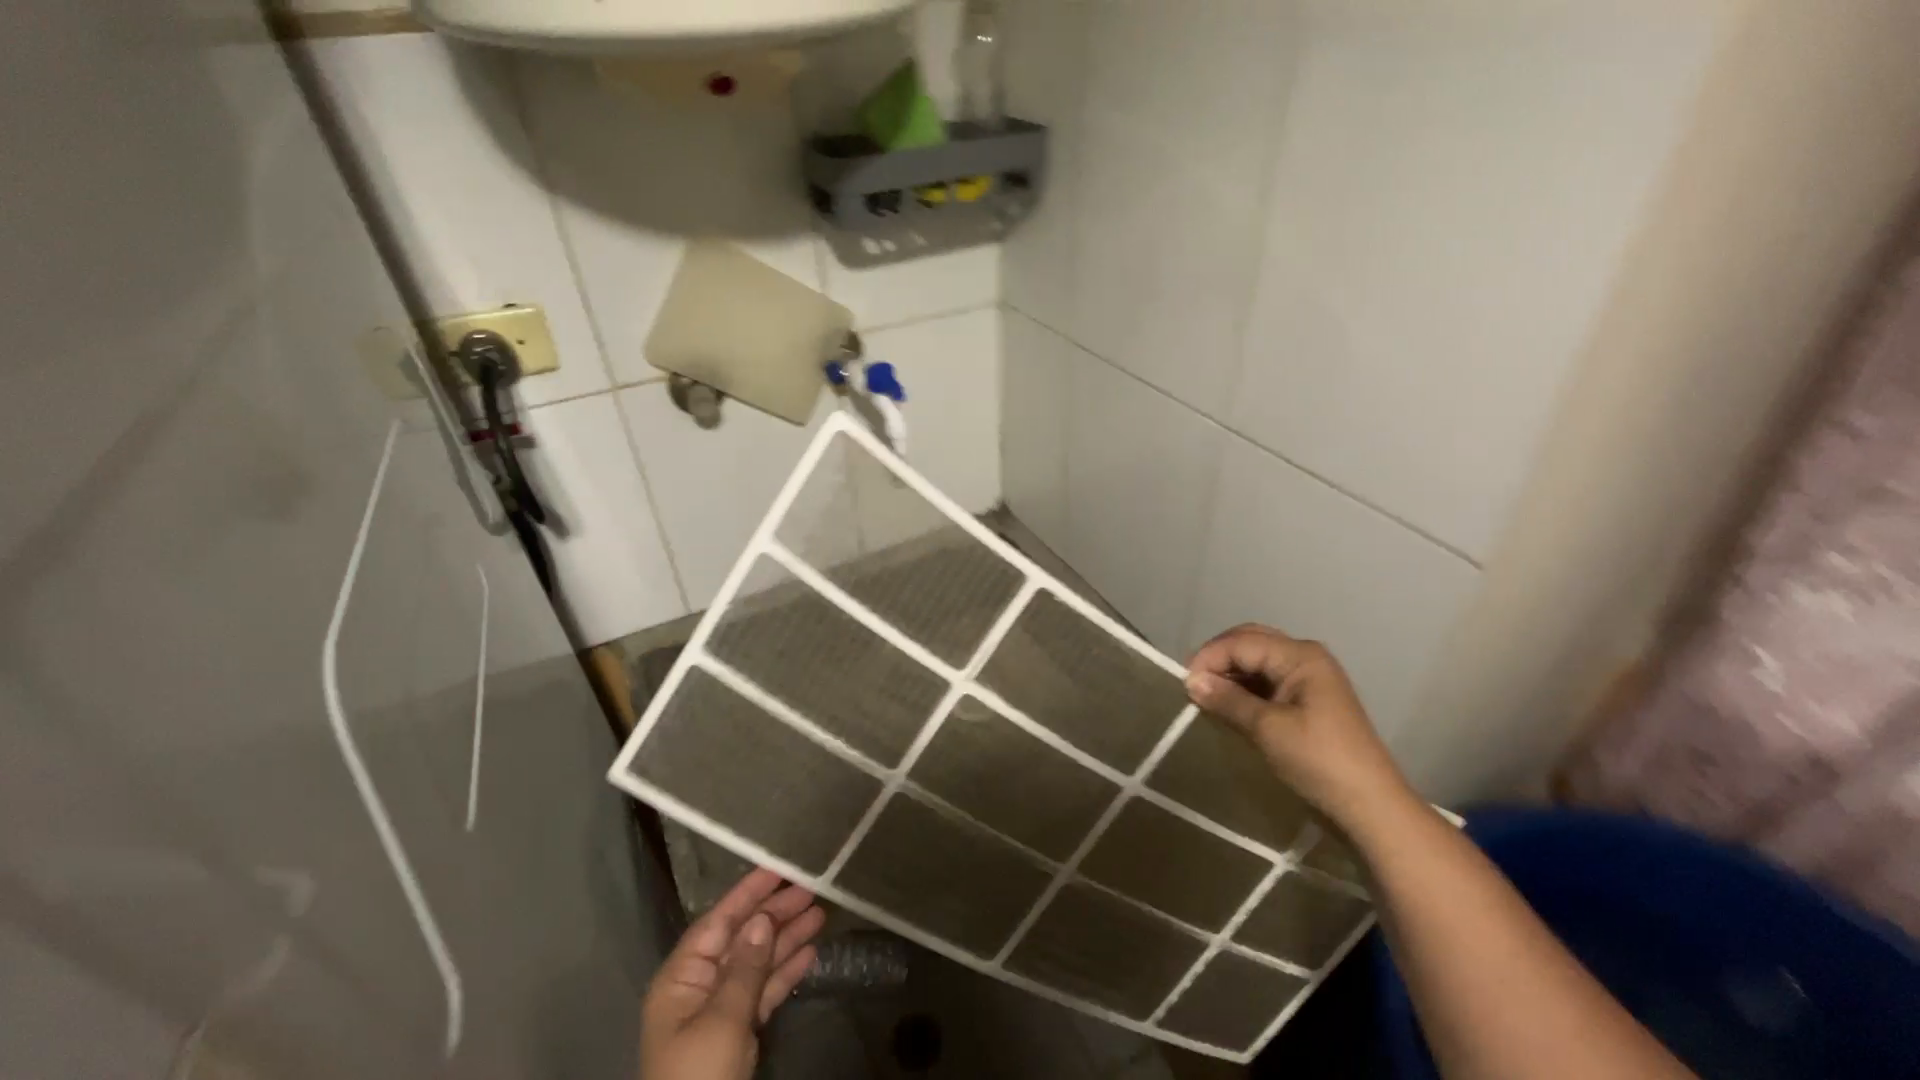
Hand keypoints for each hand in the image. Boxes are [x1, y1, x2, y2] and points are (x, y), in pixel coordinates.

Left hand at [640, 869, 825, 1079]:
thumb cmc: (698, 1075)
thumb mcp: (721, 1021)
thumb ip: (745, 969)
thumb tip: (762, 920)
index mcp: (681, 978)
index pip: (717, 923)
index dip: (747, 894)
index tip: (777, 869)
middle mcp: (698, 987)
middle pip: (740, 940)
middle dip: (774, 914)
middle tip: (812, 889)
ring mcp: (718, 1011)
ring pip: (756, 964)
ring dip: (786, 940)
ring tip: (820, 915)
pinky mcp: (738, 1033)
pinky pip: (763, 992)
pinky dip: (785, 973)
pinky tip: (810, 954)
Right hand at [1185, 624, 1415, 828]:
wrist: (1368, 804)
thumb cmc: (1318, 760)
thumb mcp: (1268, 729)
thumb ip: (1228, 700)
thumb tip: (1192, 681)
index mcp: (1300, 655)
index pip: (1242, 642)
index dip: (1209, 658)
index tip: (1183, 685)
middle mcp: (1305, 658)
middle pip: (1251, 642)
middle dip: (1218, 659)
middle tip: (1192, 685)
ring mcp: (1309, 680)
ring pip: (1258, 662)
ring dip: (1230, 674)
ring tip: (1205, 696)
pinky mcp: (1308, 702)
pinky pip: (1268, 682)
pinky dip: (1245, 689)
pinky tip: (1228, 706)